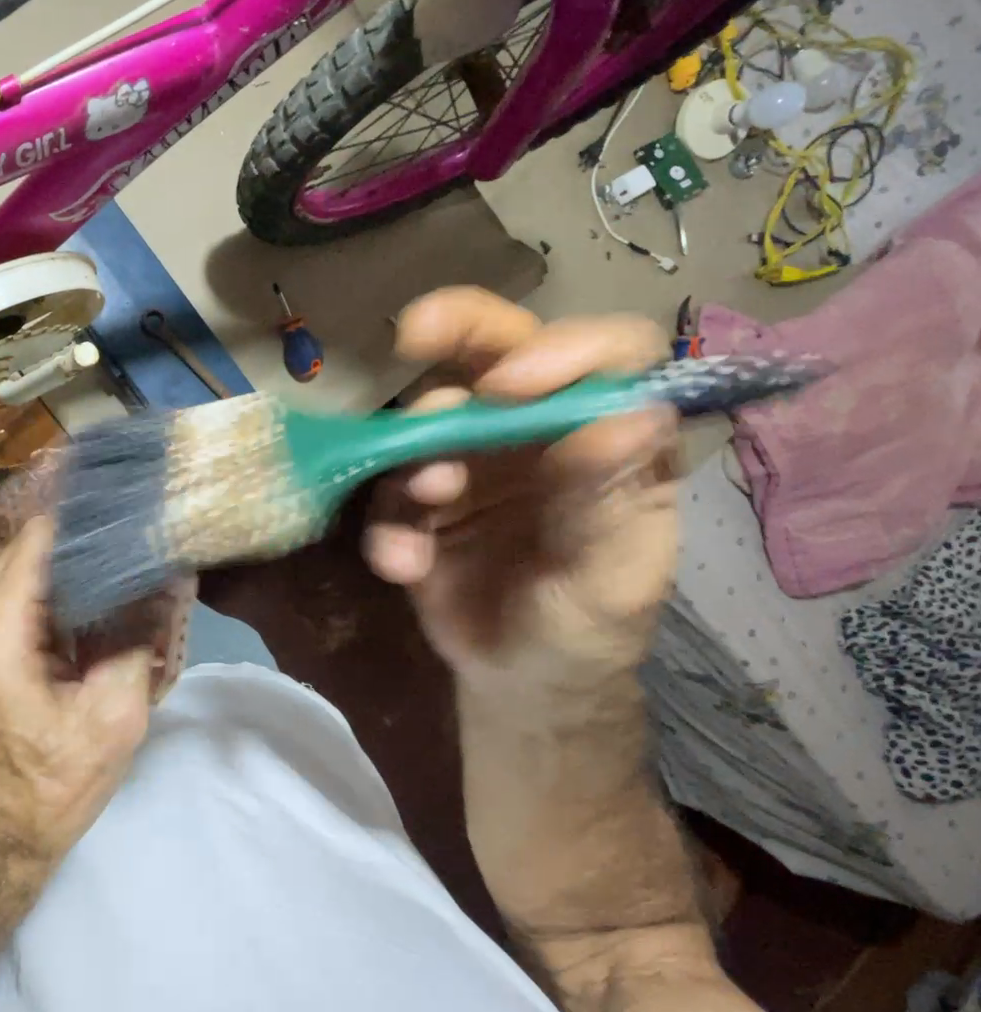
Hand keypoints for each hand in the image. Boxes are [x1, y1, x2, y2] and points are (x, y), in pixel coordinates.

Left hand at [0, 517, 157, 866]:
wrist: (2, 835)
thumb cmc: (56, 785)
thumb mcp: (114, 717)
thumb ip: (139, 639)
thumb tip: (171, 581)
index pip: (40, 538)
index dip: (88, 521)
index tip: (136, 513)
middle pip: (33, 548)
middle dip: (89, 543)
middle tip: (144, 540)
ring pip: (30, 569)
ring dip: (78, 569)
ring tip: (132, 567)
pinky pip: (25, 596)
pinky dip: (63, 593)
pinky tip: (106, 601)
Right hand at [364, 288, 680, 698]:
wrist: (519, 680)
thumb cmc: (587, 629)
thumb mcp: (613, 578)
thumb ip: (609, 503)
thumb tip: (625, 419)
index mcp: (608, 438)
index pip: (605, 358)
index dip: (558, 352)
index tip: (506, 388)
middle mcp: (537, 434)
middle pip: (501, 351)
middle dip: (456, 330)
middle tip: (412, 335)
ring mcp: (471, 462)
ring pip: (429, 417)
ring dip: (413, 454)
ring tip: (422, 506)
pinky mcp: (418, 501)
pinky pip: (387, 491)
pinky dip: (387, 524)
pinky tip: (401, 564)